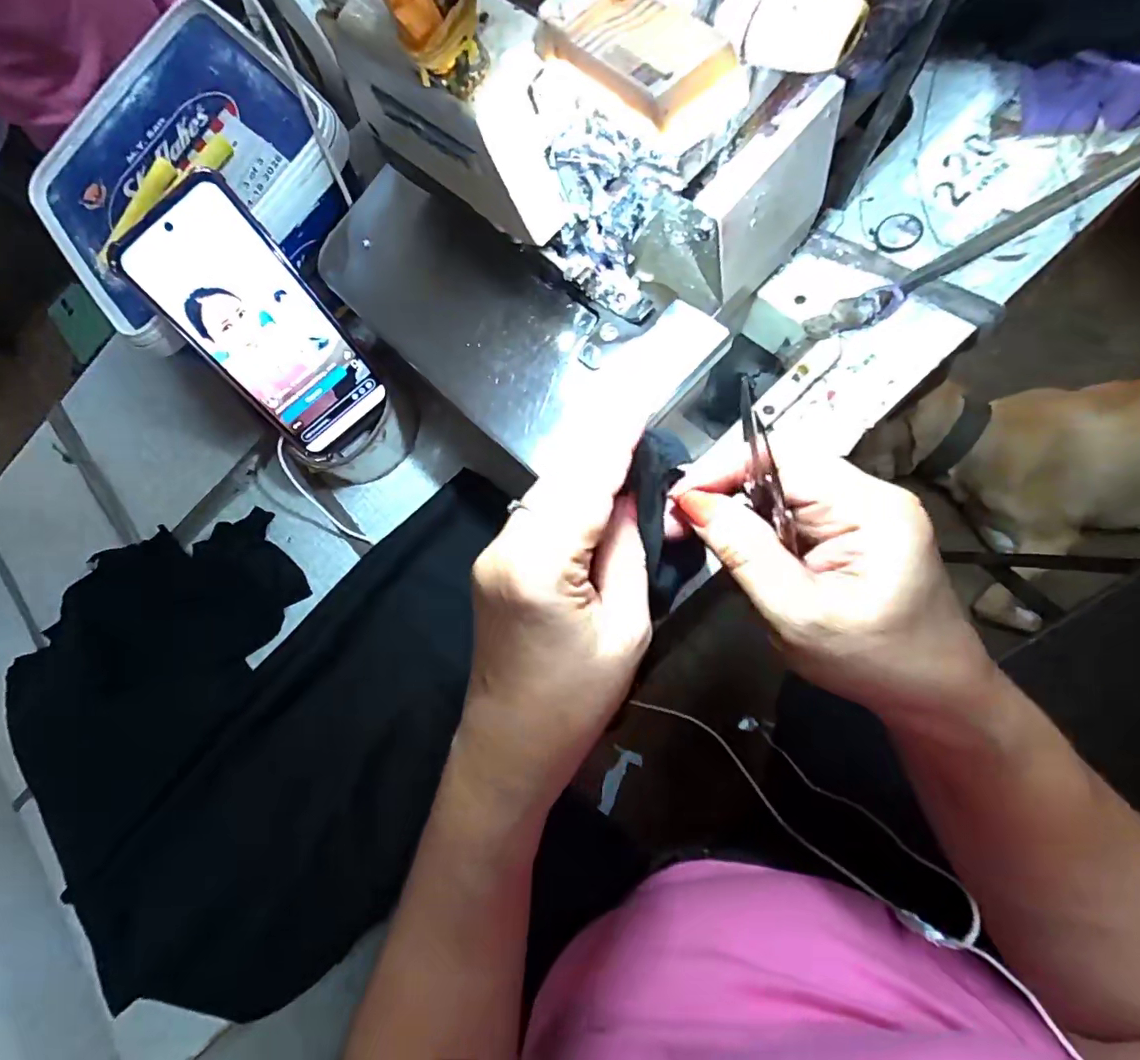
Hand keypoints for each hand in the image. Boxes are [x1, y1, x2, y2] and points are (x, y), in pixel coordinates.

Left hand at [458, 413, 651, 818]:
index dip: (618, 433)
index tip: (643, 393)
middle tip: (647, 419)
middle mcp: (505, 544)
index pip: (586, 479)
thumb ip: (627, 553)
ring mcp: (492, 553)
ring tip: (630, 452)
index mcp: (540, 561)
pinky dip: (570, 499)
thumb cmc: (574, 702)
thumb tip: (629, 502)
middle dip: (603, 446)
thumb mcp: (625, 630)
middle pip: (561, 477)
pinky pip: (538, 516)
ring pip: (547, 493)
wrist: (508, 746)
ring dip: (587, 471)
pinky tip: (597, 494)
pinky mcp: (493, 564)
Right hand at [669, 437, 999, 729]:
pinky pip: (793, 511)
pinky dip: (761, 527)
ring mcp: (864, 510)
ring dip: (741, 511)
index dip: (722, 471)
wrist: (932, 695)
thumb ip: (744, 553)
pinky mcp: (854, 529)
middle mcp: (869, 494)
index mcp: (869, 507)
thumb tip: (693, 503)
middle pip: (780, 468)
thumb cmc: (870, 661)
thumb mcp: (796, 612)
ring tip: (707, 538)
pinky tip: (745, 550)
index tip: (678, 500)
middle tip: (681, 522)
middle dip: (726, 491)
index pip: (781, 459)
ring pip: (782, 489)